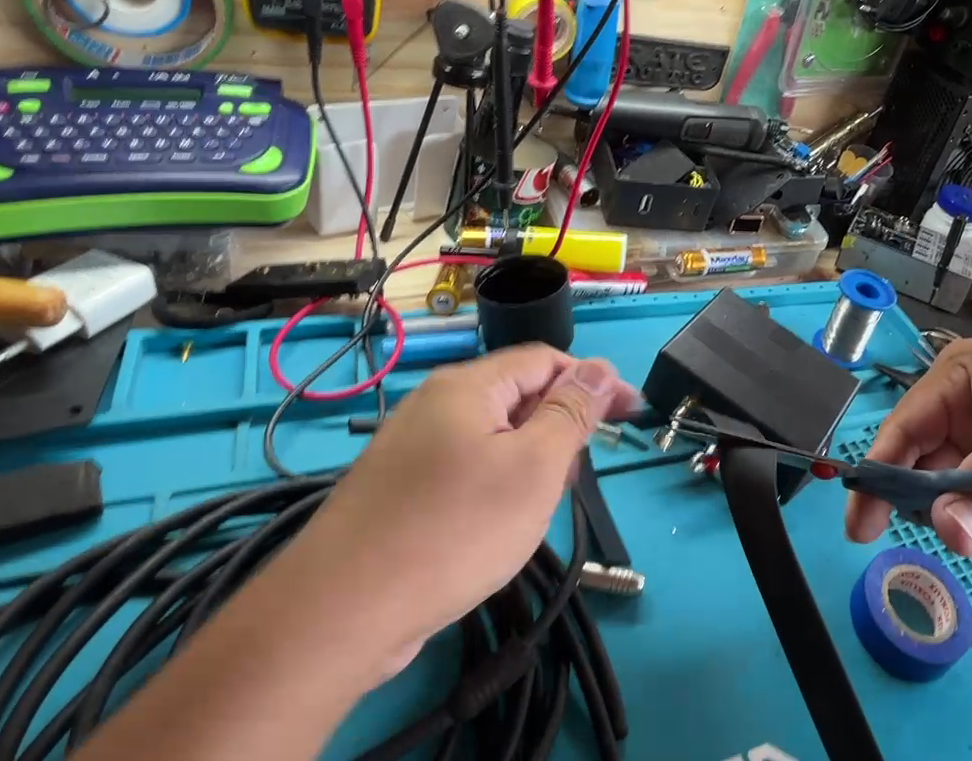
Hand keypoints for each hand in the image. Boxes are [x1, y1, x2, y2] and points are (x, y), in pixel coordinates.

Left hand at [281, 345, 637, 668]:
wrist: (341, 612)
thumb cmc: (455, 530)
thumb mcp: (533, 468)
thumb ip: (570, 413)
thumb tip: (599, 369)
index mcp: (468, 387)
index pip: (545, 359)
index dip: (593, 381)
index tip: (630, 415)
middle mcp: (434, 405)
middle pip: (517, 395)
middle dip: (559, 425)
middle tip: (578, 476)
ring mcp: (411, 449)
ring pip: (491, 437)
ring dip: (529, 460)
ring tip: (541, 506)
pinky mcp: (398, 490)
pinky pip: (463, 469)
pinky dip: (495, 486)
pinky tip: (497, 527)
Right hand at [845, 339, 971, 556]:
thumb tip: (947, 534)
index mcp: (957, 378)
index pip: (902, 428)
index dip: (879, 475)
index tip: (860, 526)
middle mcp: (957, 408)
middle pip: (916, 464)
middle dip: (932, 505)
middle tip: (954, 539)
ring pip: (942, 493)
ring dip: (965, 519)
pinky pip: (970, 508)